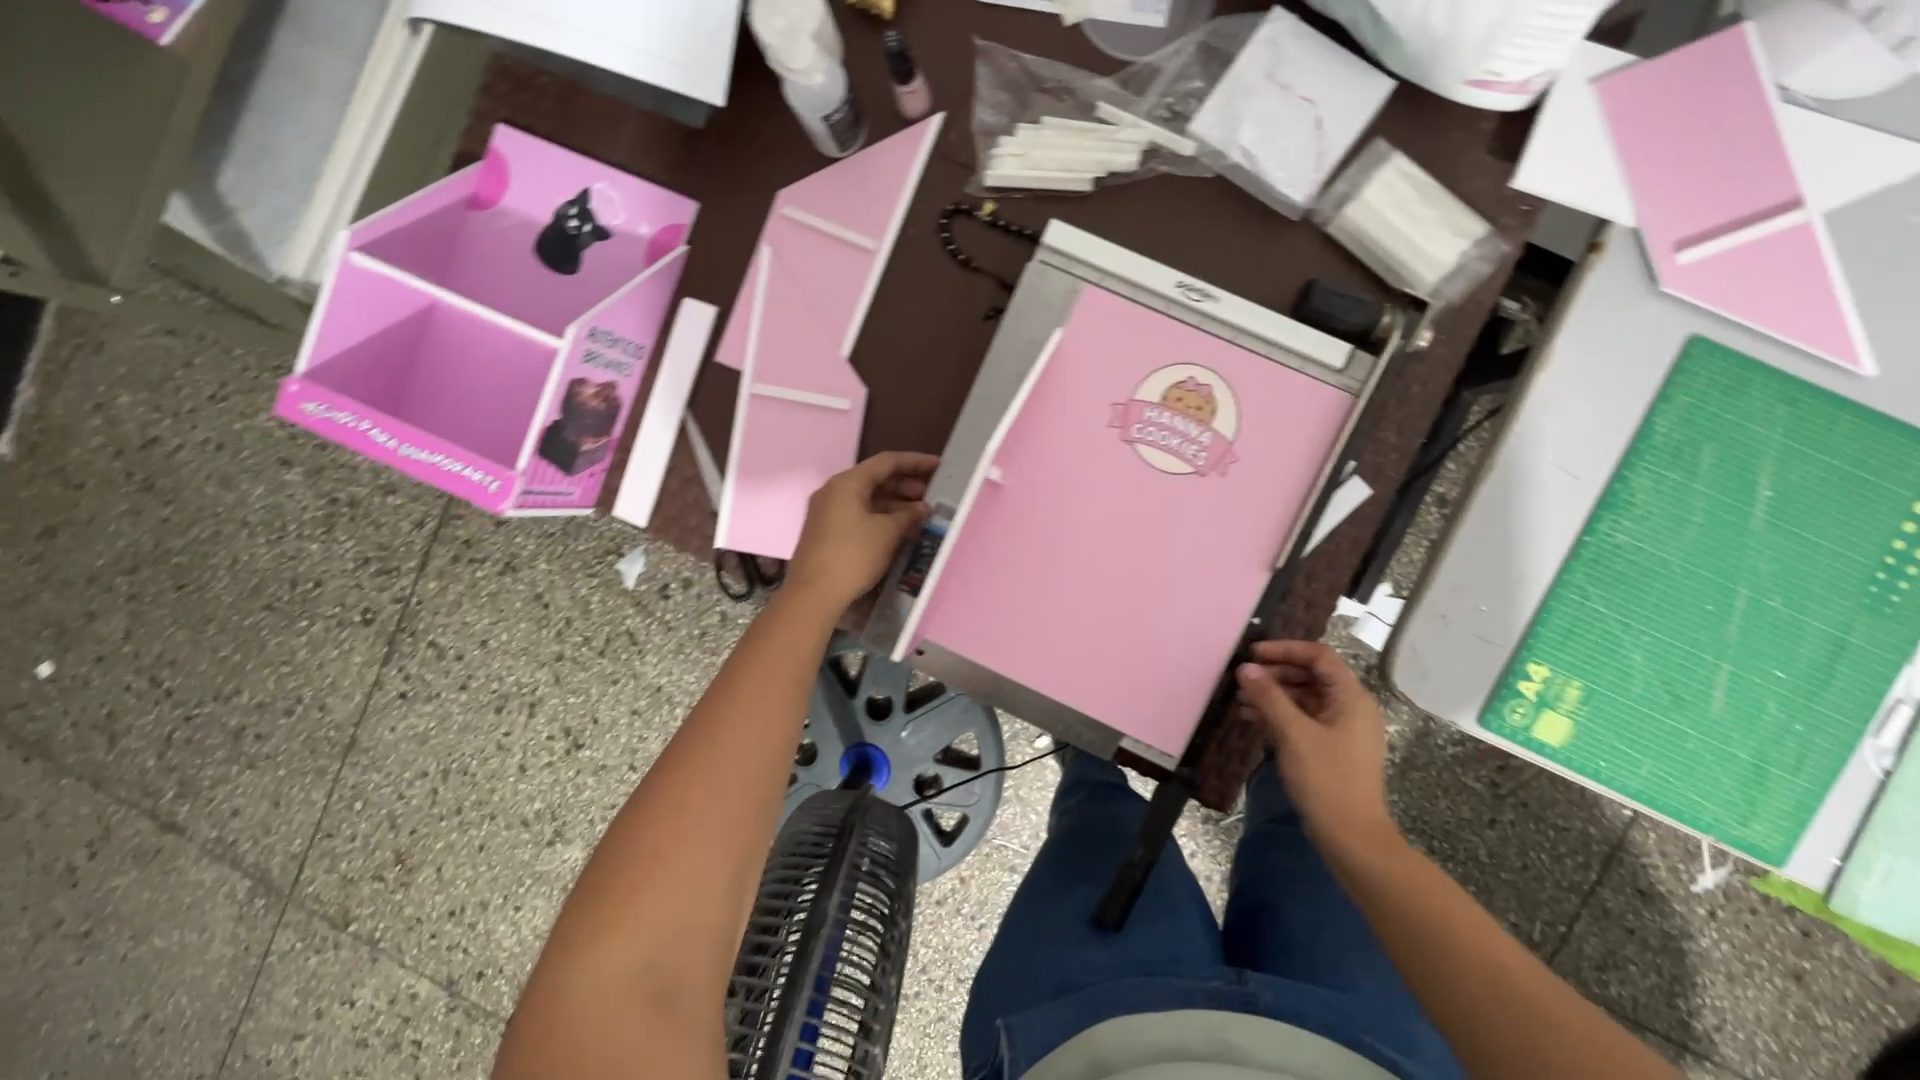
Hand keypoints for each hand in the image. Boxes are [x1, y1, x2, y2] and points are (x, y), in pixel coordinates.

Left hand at [786, 451, 938, 612]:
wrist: (813, 594)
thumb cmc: (853, 556)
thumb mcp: (887, 533)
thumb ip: (908, 516)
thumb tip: (923, 508)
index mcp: (847, 482)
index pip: (887, 462)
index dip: (915, 462)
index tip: (939, 467)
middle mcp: (834, 491)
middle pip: (875, 479)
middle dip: (906, 486)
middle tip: (932, 495)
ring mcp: (827, 512)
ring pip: (867, 499)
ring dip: (895, 504)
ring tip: (921, 515)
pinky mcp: (826, 531)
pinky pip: (859, 515)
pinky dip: (881, 518)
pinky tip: (900, 530)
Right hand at [1235, 640, 1395, 850]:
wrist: (1350, 835)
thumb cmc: (1326, 779)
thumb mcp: (1294, 734)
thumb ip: (1269, 697)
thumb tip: (1245, 668)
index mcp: (1351, 697)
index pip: (1319, 656)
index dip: (1285, 650)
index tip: (1252, 654)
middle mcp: (1350, 707)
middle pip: (1311, 675)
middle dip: (1275, 674)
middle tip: (1242, 679)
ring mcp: (1341, 729)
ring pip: (1304, 698)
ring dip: (1273, 695)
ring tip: (1240, 700)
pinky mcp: (1331, 748)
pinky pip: (1303, 720)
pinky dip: (1279, 715)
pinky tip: (1252, 720)